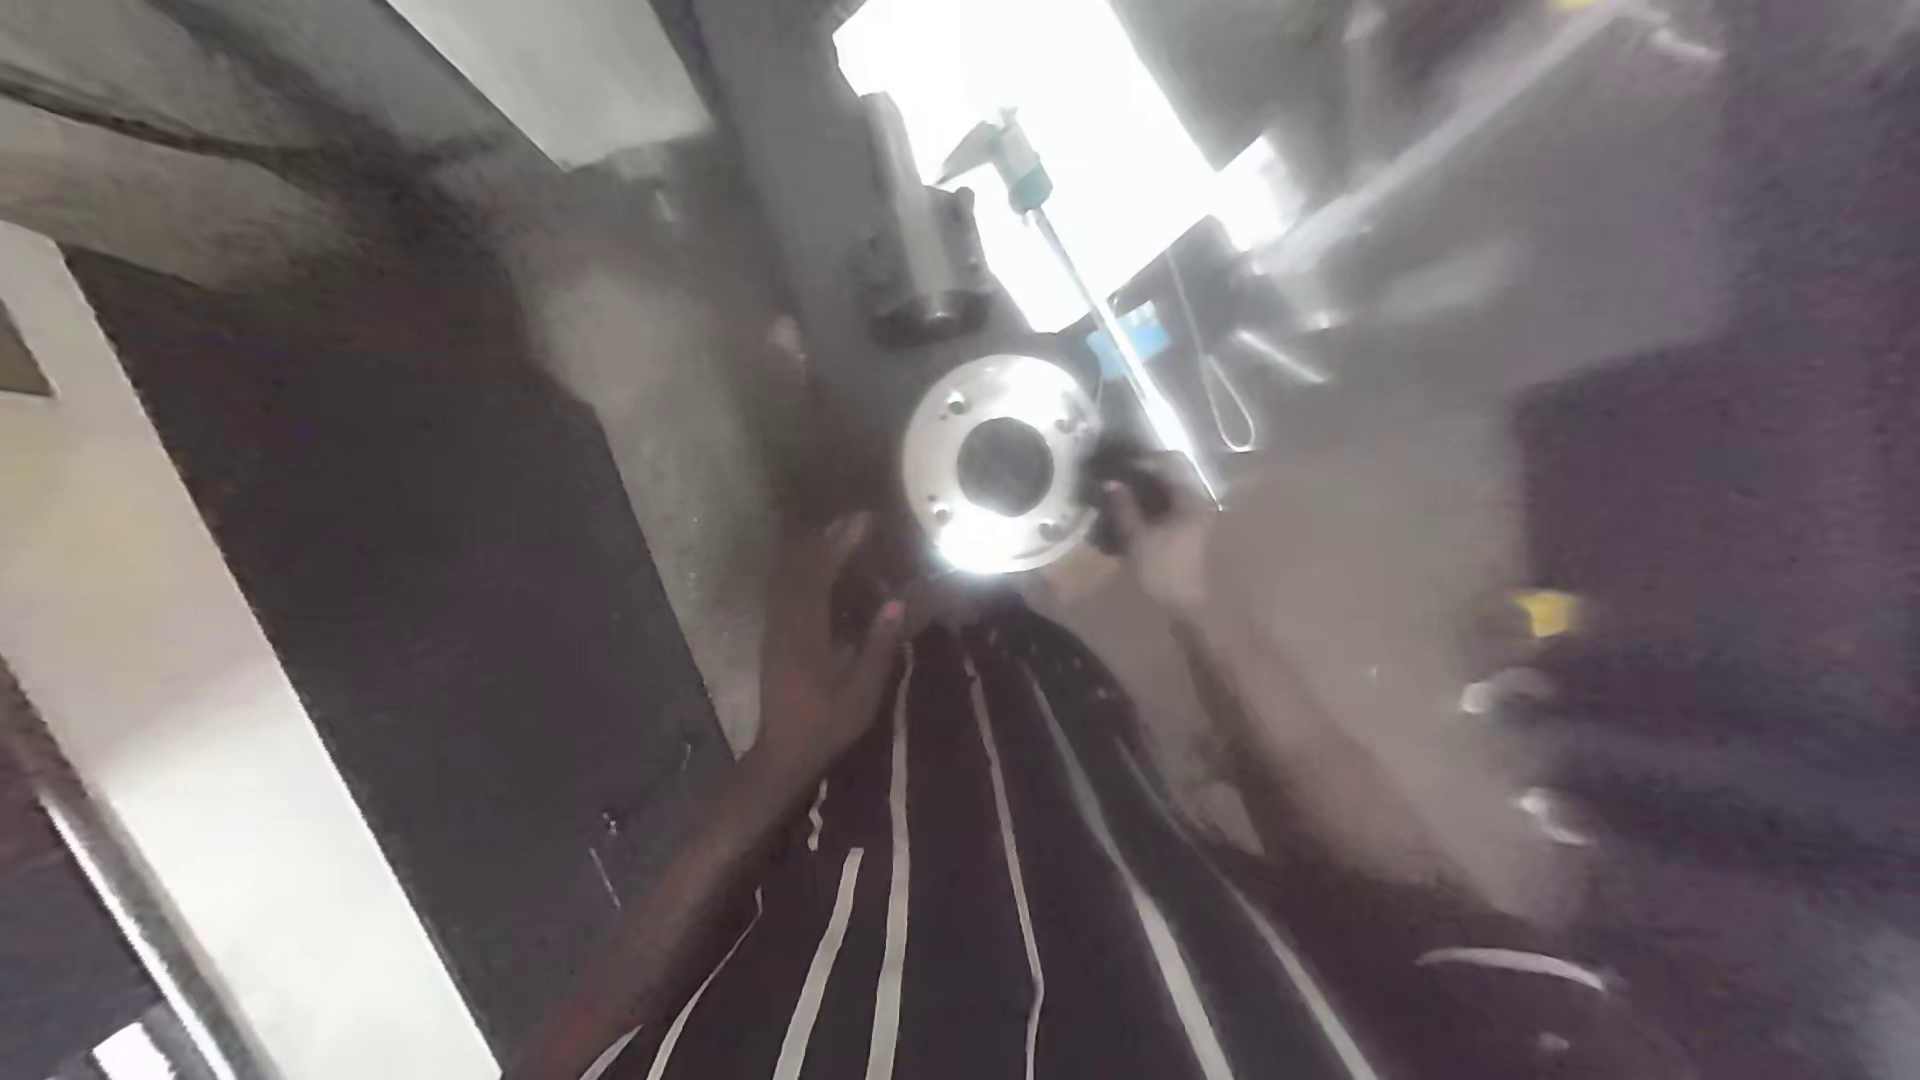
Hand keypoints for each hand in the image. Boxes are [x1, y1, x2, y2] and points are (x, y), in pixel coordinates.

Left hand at [754, 513, 905, 783]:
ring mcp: (774, 629)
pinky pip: (783, 589)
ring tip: (838, 532)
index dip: (841, 545)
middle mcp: (784, 624)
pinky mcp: (772, 636)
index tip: (863, 521)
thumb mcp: (862, 692)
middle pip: (800, 568)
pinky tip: (815, 564)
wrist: (783, 752)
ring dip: (811, 550)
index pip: (821, 576)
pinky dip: (800, 567)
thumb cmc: (827, 724)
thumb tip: (897, 601)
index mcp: (806, 635)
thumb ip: (879, 646)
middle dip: (827, 539)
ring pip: (787, 576)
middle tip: (854, 519)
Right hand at [1103, 452, 1216, 616]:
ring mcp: (1196, 513)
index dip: (1142, 460)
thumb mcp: (1137, 538)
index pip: (1169, 462)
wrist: (1187, 605)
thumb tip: (1110, 482)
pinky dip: (1152, 499)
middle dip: (1143, 471)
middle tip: (1117, 477)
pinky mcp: (1190, 526)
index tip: (1117, 468)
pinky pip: (1170, 501)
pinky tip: (1133, 509)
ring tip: (1121, 492)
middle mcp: (1198, 500)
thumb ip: (1124, 506)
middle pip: (1172, 471)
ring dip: (1147, 485)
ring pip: (1171, 486)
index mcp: (1190, 499)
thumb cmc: (1163, 570)